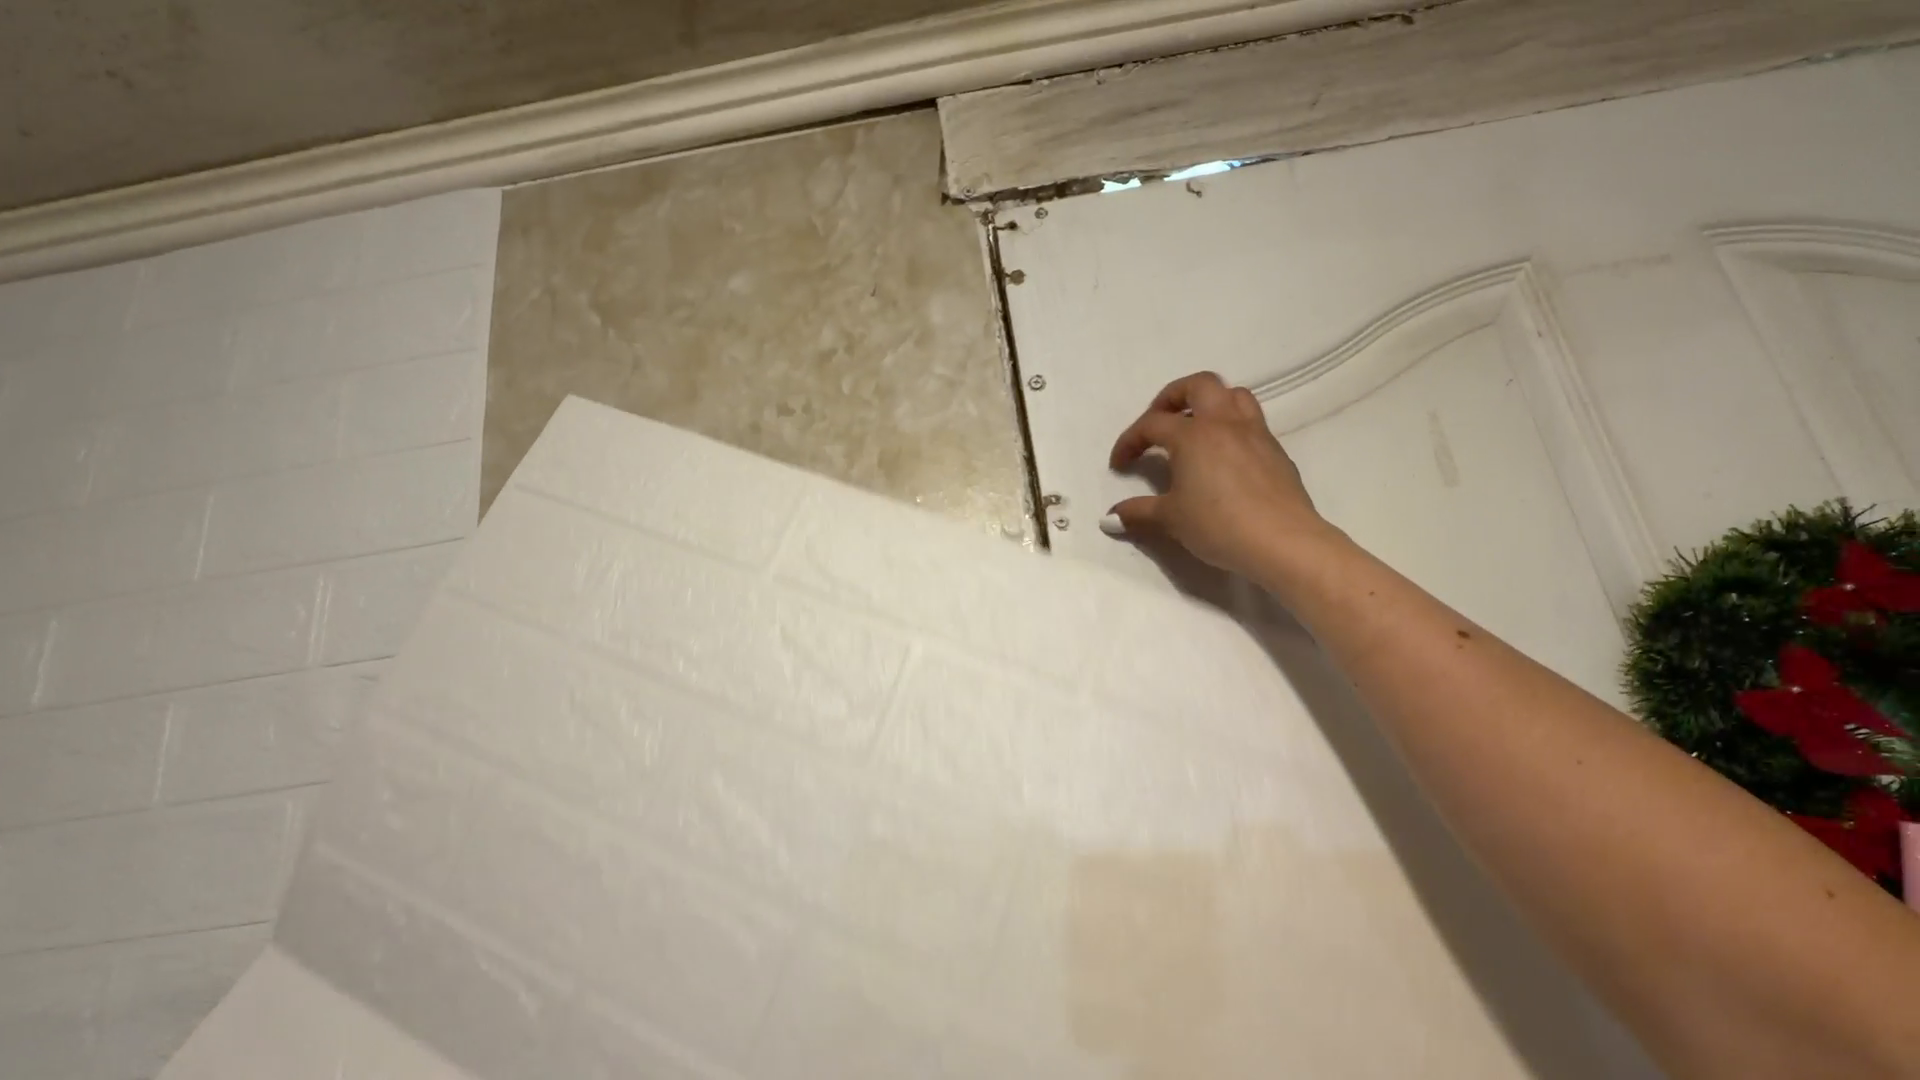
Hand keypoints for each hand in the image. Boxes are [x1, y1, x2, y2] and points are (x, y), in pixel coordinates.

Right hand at [1103, 371, 1330, 579]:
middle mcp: (1225, 423)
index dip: (1130, 441)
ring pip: (1233, 395)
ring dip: (1210, 402)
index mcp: (1193, 434)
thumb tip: (1109, 518)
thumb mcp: (1171, 519)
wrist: (1283, 541)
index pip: (1152, 424)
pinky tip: (1225, 457)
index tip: (1120, 464)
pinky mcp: (1276, 451)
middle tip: (1160, 421)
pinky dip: (1232, 426)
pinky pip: (1251, 422)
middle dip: (1173, 396)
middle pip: (1199, 385)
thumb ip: (1138, 513)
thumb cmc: (1219, 525)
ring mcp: (1255, 433)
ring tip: (1196, 428)